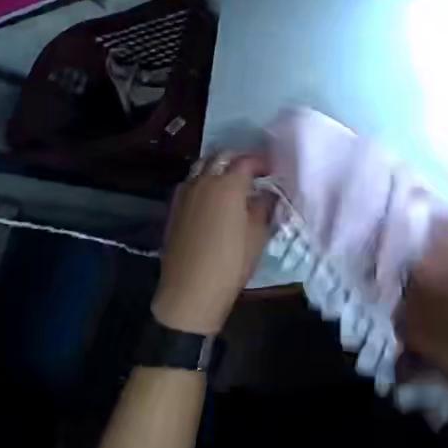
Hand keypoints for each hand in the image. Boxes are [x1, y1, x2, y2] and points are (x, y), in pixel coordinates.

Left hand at [152, 153, 274, 334]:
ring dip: (219, 167)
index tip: (272, 171)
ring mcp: (186, 193)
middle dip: (239, 159)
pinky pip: (190, 182)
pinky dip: (203, 180)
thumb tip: (266, 194)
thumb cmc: (232, 261)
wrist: (190, 291)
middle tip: (254, 172)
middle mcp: (204, 181)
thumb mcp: (259, 233)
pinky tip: (212, 197)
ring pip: (202, 166)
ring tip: (232, 181)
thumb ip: (264, 206)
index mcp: (228, 184)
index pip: (247, 160)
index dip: (262, 162)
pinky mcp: (174, 208)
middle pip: (221, 157)